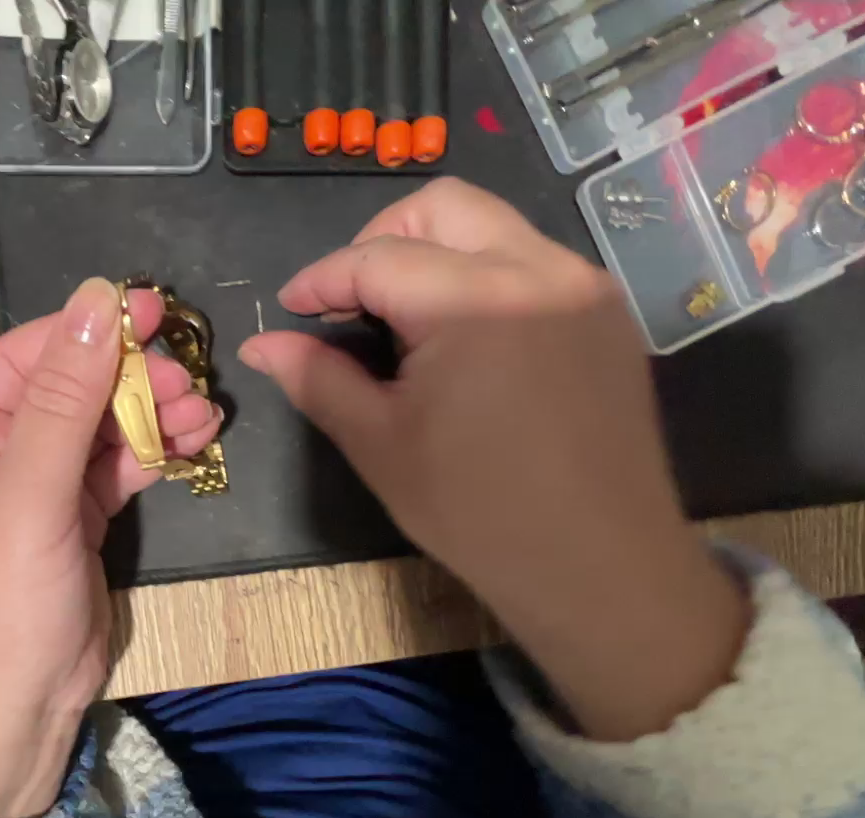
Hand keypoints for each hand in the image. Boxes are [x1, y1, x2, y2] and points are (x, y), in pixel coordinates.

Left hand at [0, 278, 222, 817]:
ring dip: (150, 415)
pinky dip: (153, 452)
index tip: (146, 308)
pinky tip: (193, 440)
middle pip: (67, 390)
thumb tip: (95, 302)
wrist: (13, 717)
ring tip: (203, 413)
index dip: (81, 331)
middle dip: (127, 379)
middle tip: (185, 376)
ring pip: (99, 428)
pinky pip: (117, 468)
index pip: (20, 360)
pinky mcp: (77, 521)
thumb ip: (62, 402)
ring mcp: (39, 489)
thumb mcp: (27, 499)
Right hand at [240, 179, 747, 740]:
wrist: (595, 563)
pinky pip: (528, 262)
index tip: (288, 309)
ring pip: (491, 228)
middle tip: (345, 301)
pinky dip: (476, 277)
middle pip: (443, 207)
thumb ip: (316, 378)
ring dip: (429, 255)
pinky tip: (456, 341)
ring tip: (396, 322)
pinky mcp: (604, 314)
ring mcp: (583, 286)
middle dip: (378, 241)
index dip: (321, 278)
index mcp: (475, 303)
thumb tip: (260, 344)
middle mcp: (539, 269)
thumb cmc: (473, 509)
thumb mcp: (378, 443)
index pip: (377, 258)